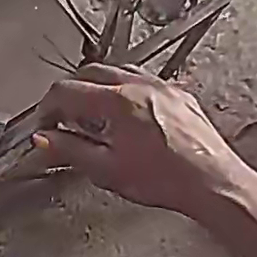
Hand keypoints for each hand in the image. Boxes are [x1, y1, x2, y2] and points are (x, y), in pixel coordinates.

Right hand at [34, 64, 256, 220]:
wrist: (213, 184)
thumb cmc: (167, 180)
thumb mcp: (106, 170)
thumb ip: (70, 150)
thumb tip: (45, 140)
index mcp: (118, 102)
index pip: (66, 91)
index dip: (47, 108)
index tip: (44, 124)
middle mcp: (140, 86)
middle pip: (89, 73)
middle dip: (69, 94)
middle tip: (61, 118)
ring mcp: (162, 87)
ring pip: (116, 72)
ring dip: (95, 90)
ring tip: (90, 119)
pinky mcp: (178, 94)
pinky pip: (141, 81)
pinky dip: (122, 92)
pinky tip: (122, 117)